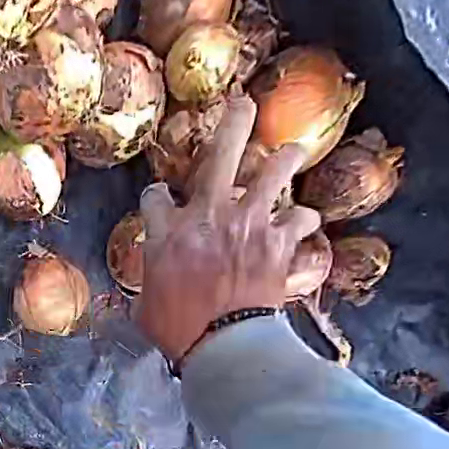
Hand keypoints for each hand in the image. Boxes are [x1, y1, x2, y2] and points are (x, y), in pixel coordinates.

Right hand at [134, 95, 323, 364]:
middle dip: (233, 124)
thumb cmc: (177, 330)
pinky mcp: (279, 242)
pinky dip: (302, 222)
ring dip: (285, 158)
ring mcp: (249, 224)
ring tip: (292, 152)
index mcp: (167, 232)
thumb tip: (148, 290)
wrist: (222, 343)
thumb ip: (150, 285)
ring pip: (274, 171)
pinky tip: (303, 223)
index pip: (155, 197)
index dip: (156, 197)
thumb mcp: (145, 307)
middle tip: (243, 104)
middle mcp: (209, 215)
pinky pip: (301, 219)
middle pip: (220, 155)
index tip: (159, 201)